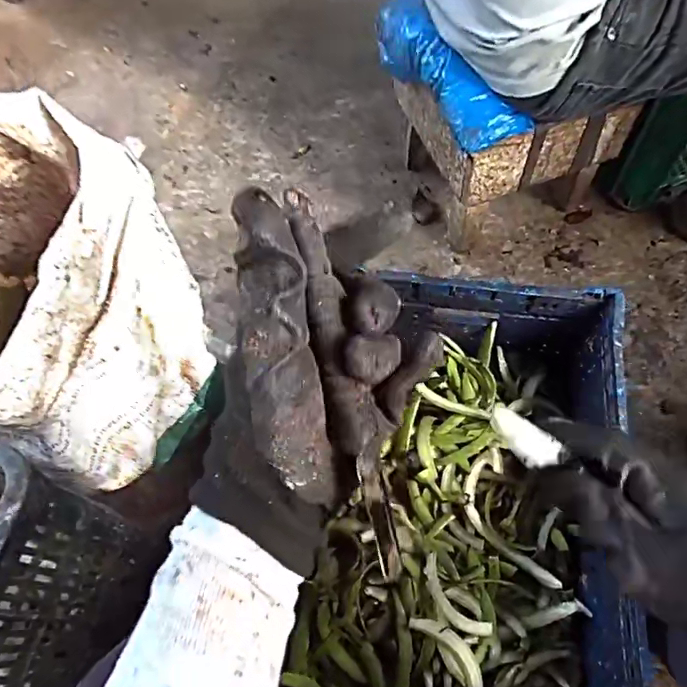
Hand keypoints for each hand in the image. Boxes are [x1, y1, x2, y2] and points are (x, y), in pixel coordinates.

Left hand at [191, 187, 440, 573]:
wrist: (290, 488)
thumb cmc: (270, 415)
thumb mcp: (269, 344)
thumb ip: (274, 280)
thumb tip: (254, 203)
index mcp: (298, 324)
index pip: (311, 269)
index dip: (310, 237)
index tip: (297, 199)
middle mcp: (331, 341)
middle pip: (369, 300)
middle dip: (372, 304)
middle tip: (359, 324)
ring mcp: (362, 374)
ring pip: (391, 339)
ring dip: (381, 351)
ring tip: (357, 377)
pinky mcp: (386, 404)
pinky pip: (413, 373)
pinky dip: (422, 360)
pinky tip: (431, 346)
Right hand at [534, 421, 686, 682]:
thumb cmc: (682, 584)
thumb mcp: (632, 550)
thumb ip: (594, 507)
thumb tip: (553, 471)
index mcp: (660, 473)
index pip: (604, 442)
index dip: (563, 436)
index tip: (526, 432)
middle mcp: (664, 467)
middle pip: (608, 447)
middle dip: (568, 448)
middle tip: (528, 454)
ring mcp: (667, 483)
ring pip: (614, 463)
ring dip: (580, 463)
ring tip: (544, 471)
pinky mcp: (665, 500)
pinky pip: (623, 480)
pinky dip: (596, 481)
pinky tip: (578, 492)